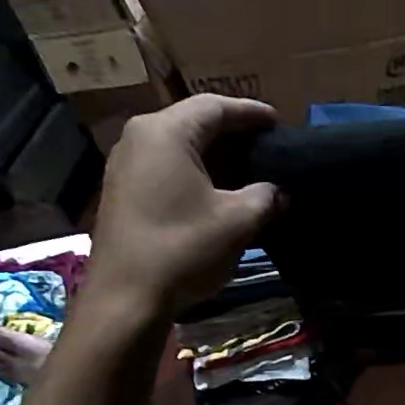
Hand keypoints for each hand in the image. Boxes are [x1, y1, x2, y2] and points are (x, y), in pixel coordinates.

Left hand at [87, 94, 280, 307]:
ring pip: (179, 145)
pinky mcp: (123, 191)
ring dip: (215, 154)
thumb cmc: (184, 247)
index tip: (278, 122)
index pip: (215, 107)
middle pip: (194, 122)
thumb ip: (266, 197)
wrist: (127, 296)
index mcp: (166, 132)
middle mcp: (140, 138)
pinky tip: (218, 191)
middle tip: (268, 146)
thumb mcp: (238, 221)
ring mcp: (126, 165)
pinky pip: (166, 166)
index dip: (250, 112)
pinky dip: (196, 171)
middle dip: (233, 133)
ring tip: (248, 169)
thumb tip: (281, 192)